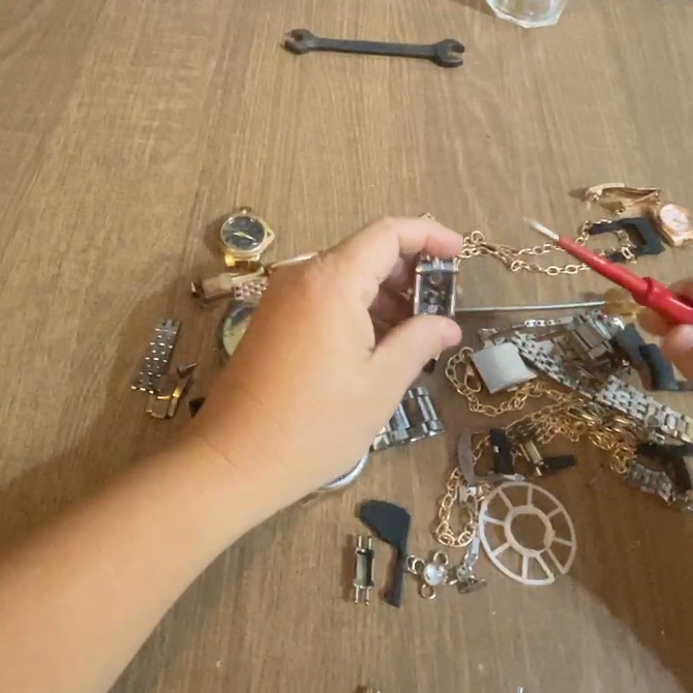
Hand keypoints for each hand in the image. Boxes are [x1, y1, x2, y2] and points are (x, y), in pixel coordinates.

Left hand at [185, 217, 463, 508]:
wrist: (233, 459)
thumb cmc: (314, 424)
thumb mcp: (380, 385)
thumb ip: (418, 342)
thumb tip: (448, 325)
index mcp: (332, 281)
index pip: (388, 232)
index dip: (429, 235)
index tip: (459, 256)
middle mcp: (302, 275)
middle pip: (366, 251)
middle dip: (409, 272)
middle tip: (442, 306)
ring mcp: (282, 296)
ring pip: (344, 276)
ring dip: (384, 294)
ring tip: (415, 334)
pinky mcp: (272, 318)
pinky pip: (323, 296)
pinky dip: (356, 308)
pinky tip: (377, 345)